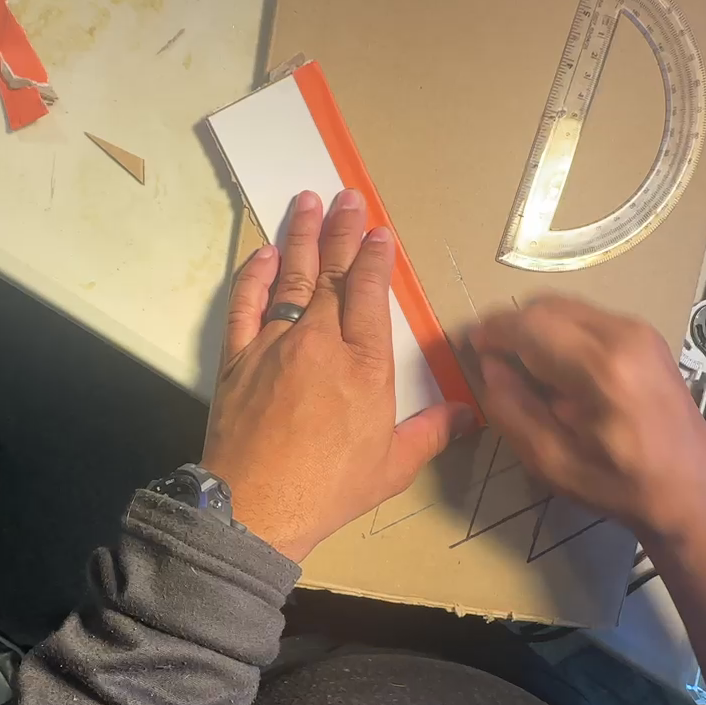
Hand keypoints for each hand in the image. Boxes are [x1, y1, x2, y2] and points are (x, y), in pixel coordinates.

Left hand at [202, 189, 473, 560]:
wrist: (255, 508)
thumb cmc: (329, 488)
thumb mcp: (392, 467)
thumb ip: (430, 434)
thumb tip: (469, 414)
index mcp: (364, 364)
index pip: (370, 294)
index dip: (374, 258)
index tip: (378, 232)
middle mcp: (320, 341)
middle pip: (332, 274)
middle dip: (342, 232)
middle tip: (347, 197)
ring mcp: (274, 345)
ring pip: (292, 279)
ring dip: (301, 237)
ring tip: (308, 202)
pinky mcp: (237, 358)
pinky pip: (245, 305)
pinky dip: (254, 276)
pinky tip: (264, 253)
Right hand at [472, 295, 705, 538]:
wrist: (692, 488)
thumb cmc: (618, 484)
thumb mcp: (550, 461)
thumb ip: (511, 410)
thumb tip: (490, 368)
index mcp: (598, 369)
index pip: (528, 325)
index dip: (491, 330)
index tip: (469, 345)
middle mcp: (622, 335)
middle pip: (546, 306)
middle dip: (510, 325)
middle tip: (490, 357)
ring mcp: (638, 330)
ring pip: (565, 306)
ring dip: (534, 326)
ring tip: (519, 363)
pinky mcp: (645, 335)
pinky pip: (585, 316)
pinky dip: (558, 331)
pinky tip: (554, 366)